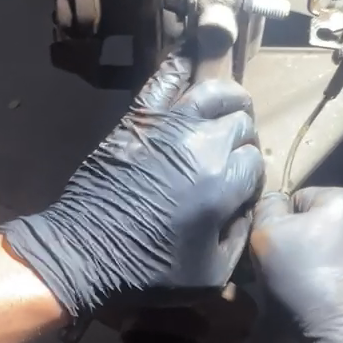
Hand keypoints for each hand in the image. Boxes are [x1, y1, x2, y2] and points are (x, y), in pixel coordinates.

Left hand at [0, 53, 262, 318]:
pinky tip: (189, 68)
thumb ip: (241, 235)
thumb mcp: (214, 274)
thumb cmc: (151, 271)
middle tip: (232, 155)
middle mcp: (203, 146)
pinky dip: (179, 70)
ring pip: (214, 93)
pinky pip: (164, 82)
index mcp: (224, 185)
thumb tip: (247, 207)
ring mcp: (169, 126)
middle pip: (241, 123)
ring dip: (229, 99)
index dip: (252, 175)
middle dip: (244, 138)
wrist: (86, 253)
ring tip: (230, 109)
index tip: (241, 188)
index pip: (255, 161)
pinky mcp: (138, 119)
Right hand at [250, 187, 342, 342]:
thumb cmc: (304, 283)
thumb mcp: (267, 237)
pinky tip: (329, 289)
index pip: (296, 199)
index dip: (279, 226)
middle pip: (317, 219)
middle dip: (302, 238)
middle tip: (290, 269)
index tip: (276, 252)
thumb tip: (276, 203)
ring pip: (334, 239)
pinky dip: (338, 270)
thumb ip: (266, 207)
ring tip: (310, 282)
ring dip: (321, 254)